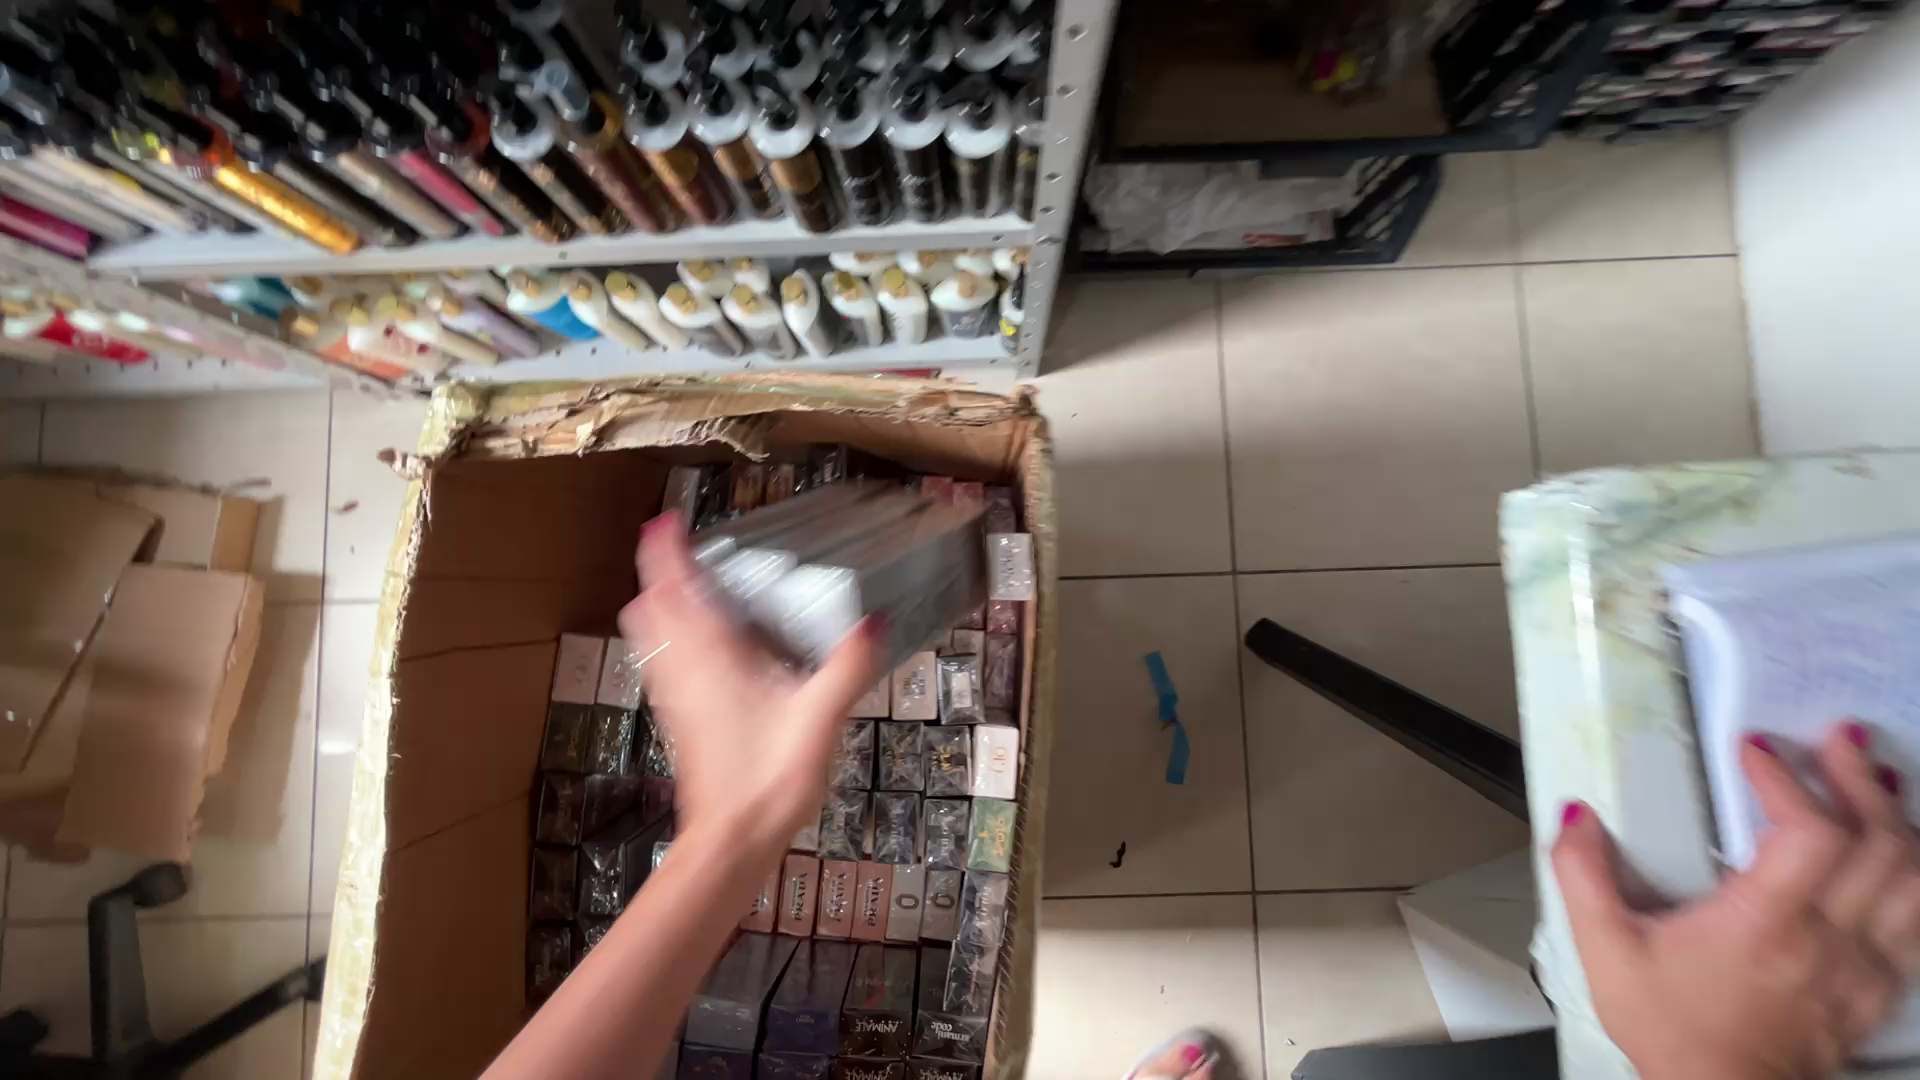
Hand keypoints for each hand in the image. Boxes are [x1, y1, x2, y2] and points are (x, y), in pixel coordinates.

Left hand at [617, 511, 882, 865]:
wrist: (733, 838)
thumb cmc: (770, 774)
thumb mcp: (820, 716)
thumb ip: (847, 666)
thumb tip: (876, 620)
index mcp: (711, 656)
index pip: (674, 589)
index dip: (665, 551)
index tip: (667, 520)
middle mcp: (682, 668)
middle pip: (648, 606)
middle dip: (657, 572)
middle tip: (685, 551)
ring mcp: (674, 695)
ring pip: (648, 634)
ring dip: (658, 601)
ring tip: (690, 587)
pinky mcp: (678, 716)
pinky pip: (660, 659)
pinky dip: (668, 634)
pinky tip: (702, 644)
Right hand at [1555, 721, 1919, 1079]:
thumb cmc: (1668, 1024)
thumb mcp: (1602, 944)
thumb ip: (1581, 873)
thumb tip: (1576, 815)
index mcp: (1769, 925)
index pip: (1811, 835)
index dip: (1790, 781)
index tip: (1753, 749)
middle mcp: (1835, 941)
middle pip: (1886, 848)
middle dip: (1864, 782)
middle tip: (1836, 737)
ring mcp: (1869, 965)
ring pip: (1919, 880)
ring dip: (1902, 819)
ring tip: (1876, 775)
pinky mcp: (1878, 983)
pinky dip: (1915, 869)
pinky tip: (1898, 847)